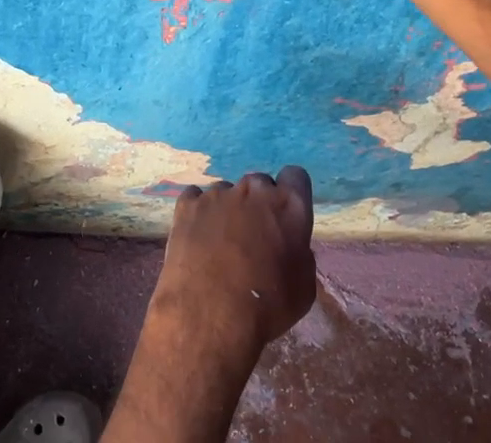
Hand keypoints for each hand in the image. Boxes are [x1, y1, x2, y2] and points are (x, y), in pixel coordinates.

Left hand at [149, 167, 316, 356]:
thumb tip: (288, 245)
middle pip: (259, 183)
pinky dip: (198, 213)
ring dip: (227, 209)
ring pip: (226, 192)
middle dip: (258, 203)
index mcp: (289, 205)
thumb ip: (299, 253)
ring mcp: (217, 194)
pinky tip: (196, 237)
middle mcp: (253, 190)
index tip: (285, 214)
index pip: (295, 176)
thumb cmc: (267, 306)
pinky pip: (195, 199)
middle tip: (253, 235)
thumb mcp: (303, 286)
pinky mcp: (187, 204)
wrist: (210, 314)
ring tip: (219, 242)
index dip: (290, 194)